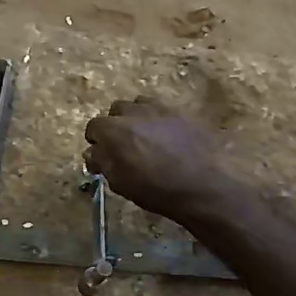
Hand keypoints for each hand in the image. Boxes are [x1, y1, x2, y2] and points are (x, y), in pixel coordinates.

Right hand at [83, 99, 245, 220]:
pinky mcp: (182, 112)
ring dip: (137, 117)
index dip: (96, 139)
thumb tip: (93, 152)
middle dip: (115, 124)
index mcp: (114, 129)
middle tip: (123, 145)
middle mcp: (135, 112)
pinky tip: (167, 138)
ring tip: (145, 137)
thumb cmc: (155, 190)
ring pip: (140, 105)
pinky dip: (158, 120)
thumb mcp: (120, 183)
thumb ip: (103, 162)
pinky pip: (162, 110)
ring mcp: (161, 108)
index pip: (94, 125)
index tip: (101, 152)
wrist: (202, 186)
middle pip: (117, 110)